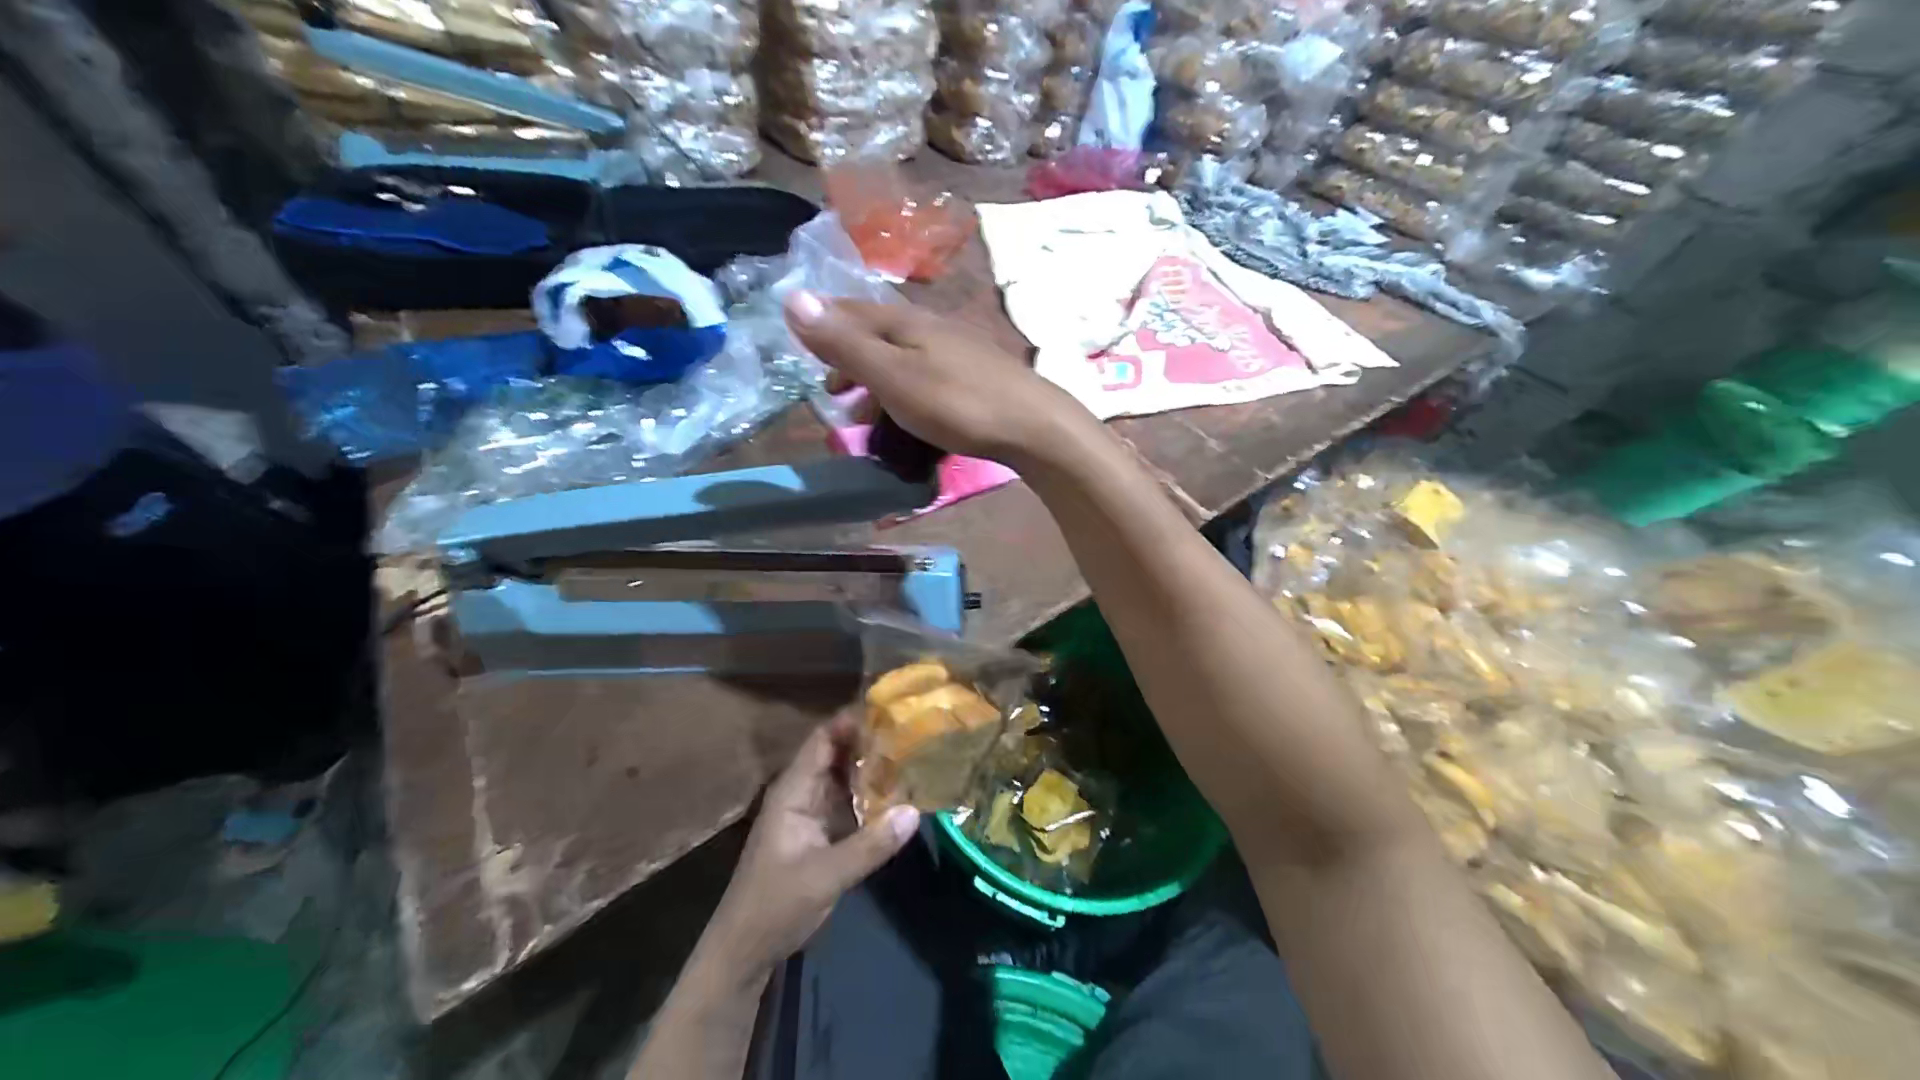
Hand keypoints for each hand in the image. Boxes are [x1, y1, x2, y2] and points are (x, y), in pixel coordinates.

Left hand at [704, 713, 919, 975]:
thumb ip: (869, 845)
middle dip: (872, 741)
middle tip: (916, 729)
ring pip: (847, 780)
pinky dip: (874, 798)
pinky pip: (851, 805)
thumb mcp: (824, 877)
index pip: (824, 738)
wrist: (744, 952)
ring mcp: (813, 815)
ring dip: (876, 769)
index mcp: (793, 791)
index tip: (892, 707)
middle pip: (839, 755)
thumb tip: (915, 811)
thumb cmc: (774, 906)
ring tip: (917, 753)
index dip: (853, 720)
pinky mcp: (822, 836)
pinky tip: (903, 795)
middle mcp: (803, 794)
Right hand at [784, 291, 1091, 464]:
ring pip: (903, 359)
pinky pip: (926, 378)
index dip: (824, 325)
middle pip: (879, 335)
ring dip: (877, 383)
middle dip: (850, 360)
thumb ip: (845, 343)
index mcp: (907, 321)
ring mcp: (958, 350)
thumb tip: (792, 297)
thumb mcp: (891, 376)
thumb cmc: (956, 402)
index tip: (803, 348)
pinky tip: (909, 418)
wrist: (1032, 426)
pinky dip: (904, 394)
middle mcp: (932, 327)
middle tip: (833, 393)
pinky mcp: (977, 376)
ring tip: (864, 416)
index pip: (853, 310)